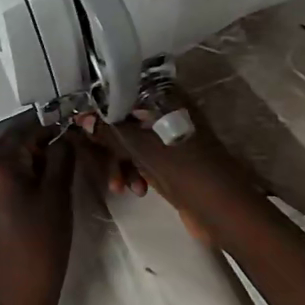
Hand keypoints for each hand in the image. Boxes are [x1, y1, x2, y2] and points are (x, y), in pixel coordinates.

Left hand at [0, 119, 76, 304]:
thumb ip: (61, 157)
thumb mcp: (57, 194)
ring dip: (37, 157)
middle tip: (74, 148)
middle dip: (43, 141)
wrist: (22, 291)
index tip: (77, 129)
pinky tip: (50, 183)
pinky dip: (29, 172)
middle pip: (15, 142)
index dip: (51, 126)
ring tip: (66, 166)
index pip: (25, 130)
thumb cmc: (42, 240)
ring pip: (13, 159)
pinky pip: (9, 176)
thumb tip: (65, 135)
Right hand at [77, 103, 253, 242]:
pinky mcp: (173, 162)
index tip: (80, 121)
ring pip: (133, 143)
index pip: (124, 93)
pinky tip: (134, 190)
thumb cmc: (185, 170)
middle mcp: (168, 113)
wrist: (225, 211)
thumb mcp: (142, 149)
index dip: (101, 107)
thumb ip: (110, 131)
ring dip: (121, 163)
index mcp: (166, 100)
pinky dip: (135, 172)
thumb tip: (81, 117)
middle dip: (109, 143)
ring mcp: (171, 139)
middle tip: (94, 159)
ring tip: (117, 187)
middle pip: (126, 120)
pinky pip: (144, 160)